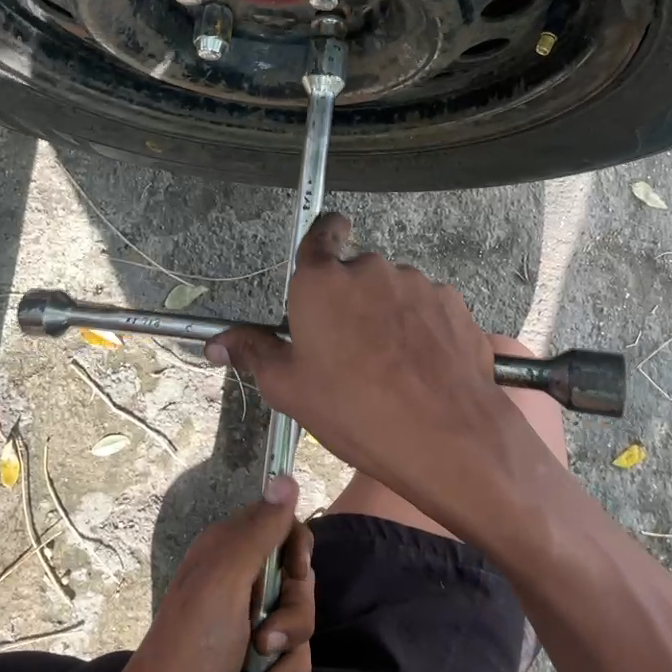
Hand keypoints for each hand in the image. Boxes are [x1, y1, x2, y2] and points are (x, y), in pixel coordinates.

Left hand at [62, 476, 315, 671]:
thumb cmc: (192, 647)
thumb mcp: (226, 581)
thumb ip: (260, 530)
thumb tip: (285, 475)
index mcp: (228, 547)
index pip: (284, 525)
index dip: (298, 552)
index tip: (294, 575)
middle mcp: (238, 576)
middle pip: (298, 577)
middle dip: (296, 612)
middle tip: (266, 635)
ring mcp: (245, 617)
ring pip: (300, 618)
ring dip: (290, 650)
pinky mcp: (253, 655)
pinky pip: (292, 653)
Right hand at [207, 214, 528, 530]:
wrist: (447, 438)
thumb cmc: (356, 411)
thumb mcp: (289, 389)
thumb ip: (252, 353)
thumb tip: (216, 343)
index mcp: (322, 281)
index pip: (319, 232)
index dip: (322, 236)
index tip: (324, 253)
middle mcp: (371, 269)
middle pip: (355, 273)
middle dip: (351, 300)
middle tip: (348, 349)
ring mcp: (418, 284)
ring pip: (394, 291)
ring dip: (388, 315)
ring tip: (390, 367)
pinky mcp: (455, 304)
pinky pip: (427, 308)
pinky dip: (421, 329)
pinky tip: (420, 369)